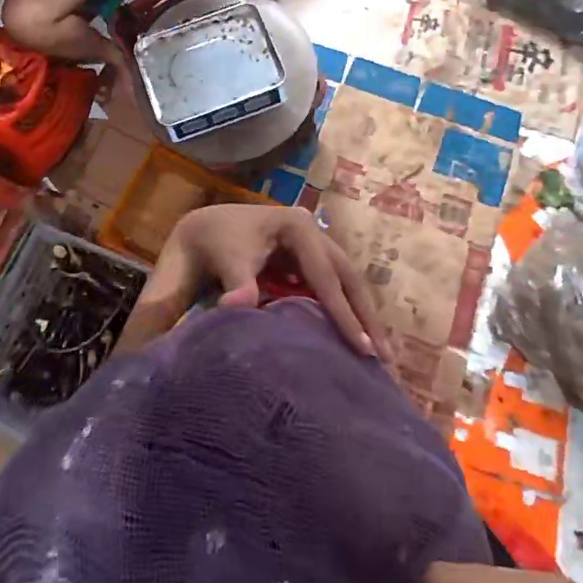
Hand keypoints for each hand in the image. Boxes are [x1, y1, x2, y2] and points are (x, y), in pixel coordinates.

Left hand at [118, 204, 386, 359]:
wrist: (198, 232)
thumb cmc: (212, 245)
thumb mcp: (225, 262)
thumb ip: (236, 284)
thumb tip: (239, 308)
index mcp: (297, 226)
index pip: (327, 276)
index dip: (345, 313)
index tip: (363, 348)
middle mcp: (313, 230)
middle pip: (348, 275)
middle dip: (366, 315)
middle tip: (384, 356)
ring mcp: (313, 242)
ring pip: (346, 280)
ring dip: (361, 313)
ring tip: (379, 353)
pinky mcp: (307, 257)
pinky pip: (333, 284)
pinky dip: (345, 309)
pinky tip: (354, 335)